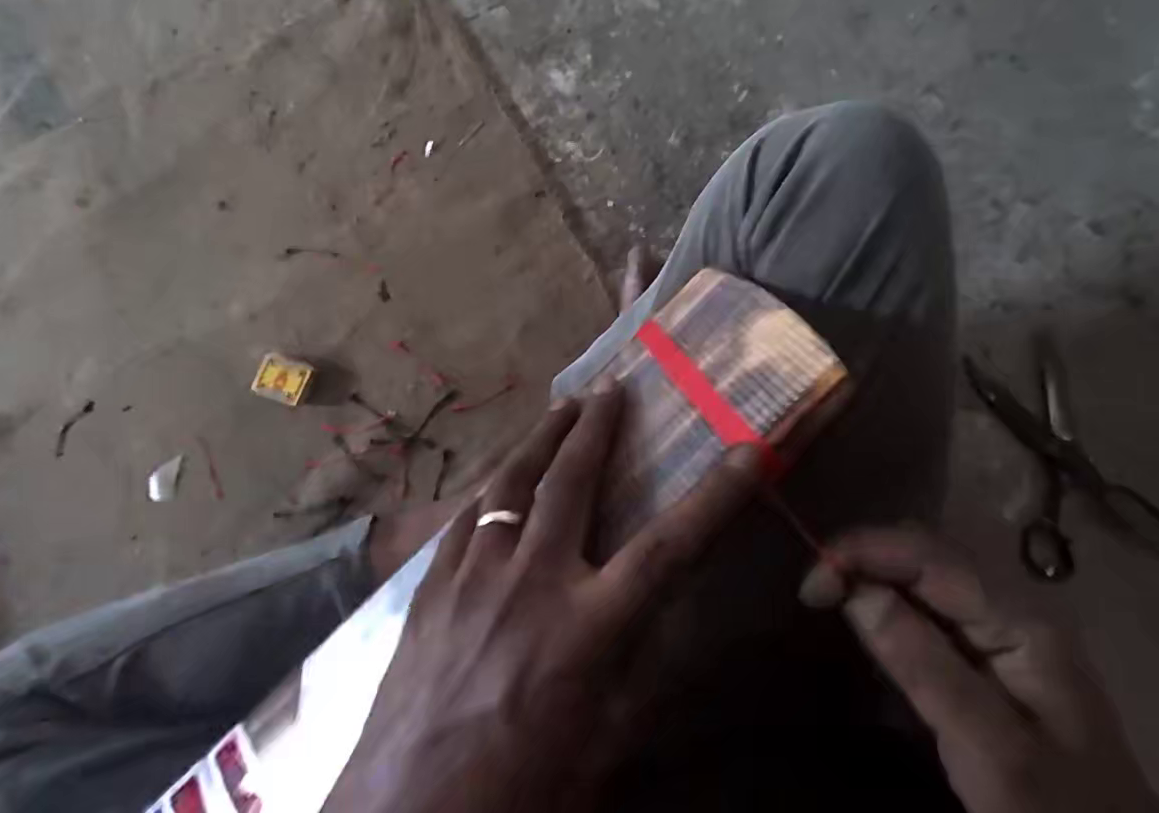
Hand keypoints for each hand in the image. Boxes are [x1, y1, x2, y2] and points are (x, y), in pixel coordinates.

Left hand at [325, 388, 761, 812]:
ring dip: (540, 438)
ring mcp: (475, 573)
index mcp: (588, 626)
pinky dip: (492, 484)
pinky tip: (499, 473)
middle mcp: (532, 580)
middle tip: (610, 388)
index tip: (746, 451)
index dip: (715, 496)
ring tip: (560, 405)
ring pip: (511, 482)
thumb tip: (660, 610)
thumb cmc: (524, 786)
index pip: (669, 547)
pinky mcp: (433, 581)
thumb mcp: (606, 741)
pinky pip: (468, 514)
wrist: (412, 810)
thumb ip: (639, 666)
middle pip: (572, 482)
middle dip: (596, 429)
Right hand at [799, 527, 1158, 812]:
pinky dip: (885, 598)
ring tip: (829, 596)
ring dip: (870, 573)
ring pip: (921, 573)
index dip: (862, 552)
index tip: (811, 584)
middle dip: (863, 557)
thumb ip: (925, 666)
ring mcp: (1001, 630)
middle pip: (924, 552)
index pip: (928, 554)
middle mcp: (1011, 609)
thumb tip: (855, 591)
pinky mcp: (986, 653)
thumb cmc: (1056, 811)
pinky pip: (925, 604)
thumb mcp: (990, 749)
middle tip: (816, 592)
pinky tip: (865, 616)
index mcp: (1021, 621)